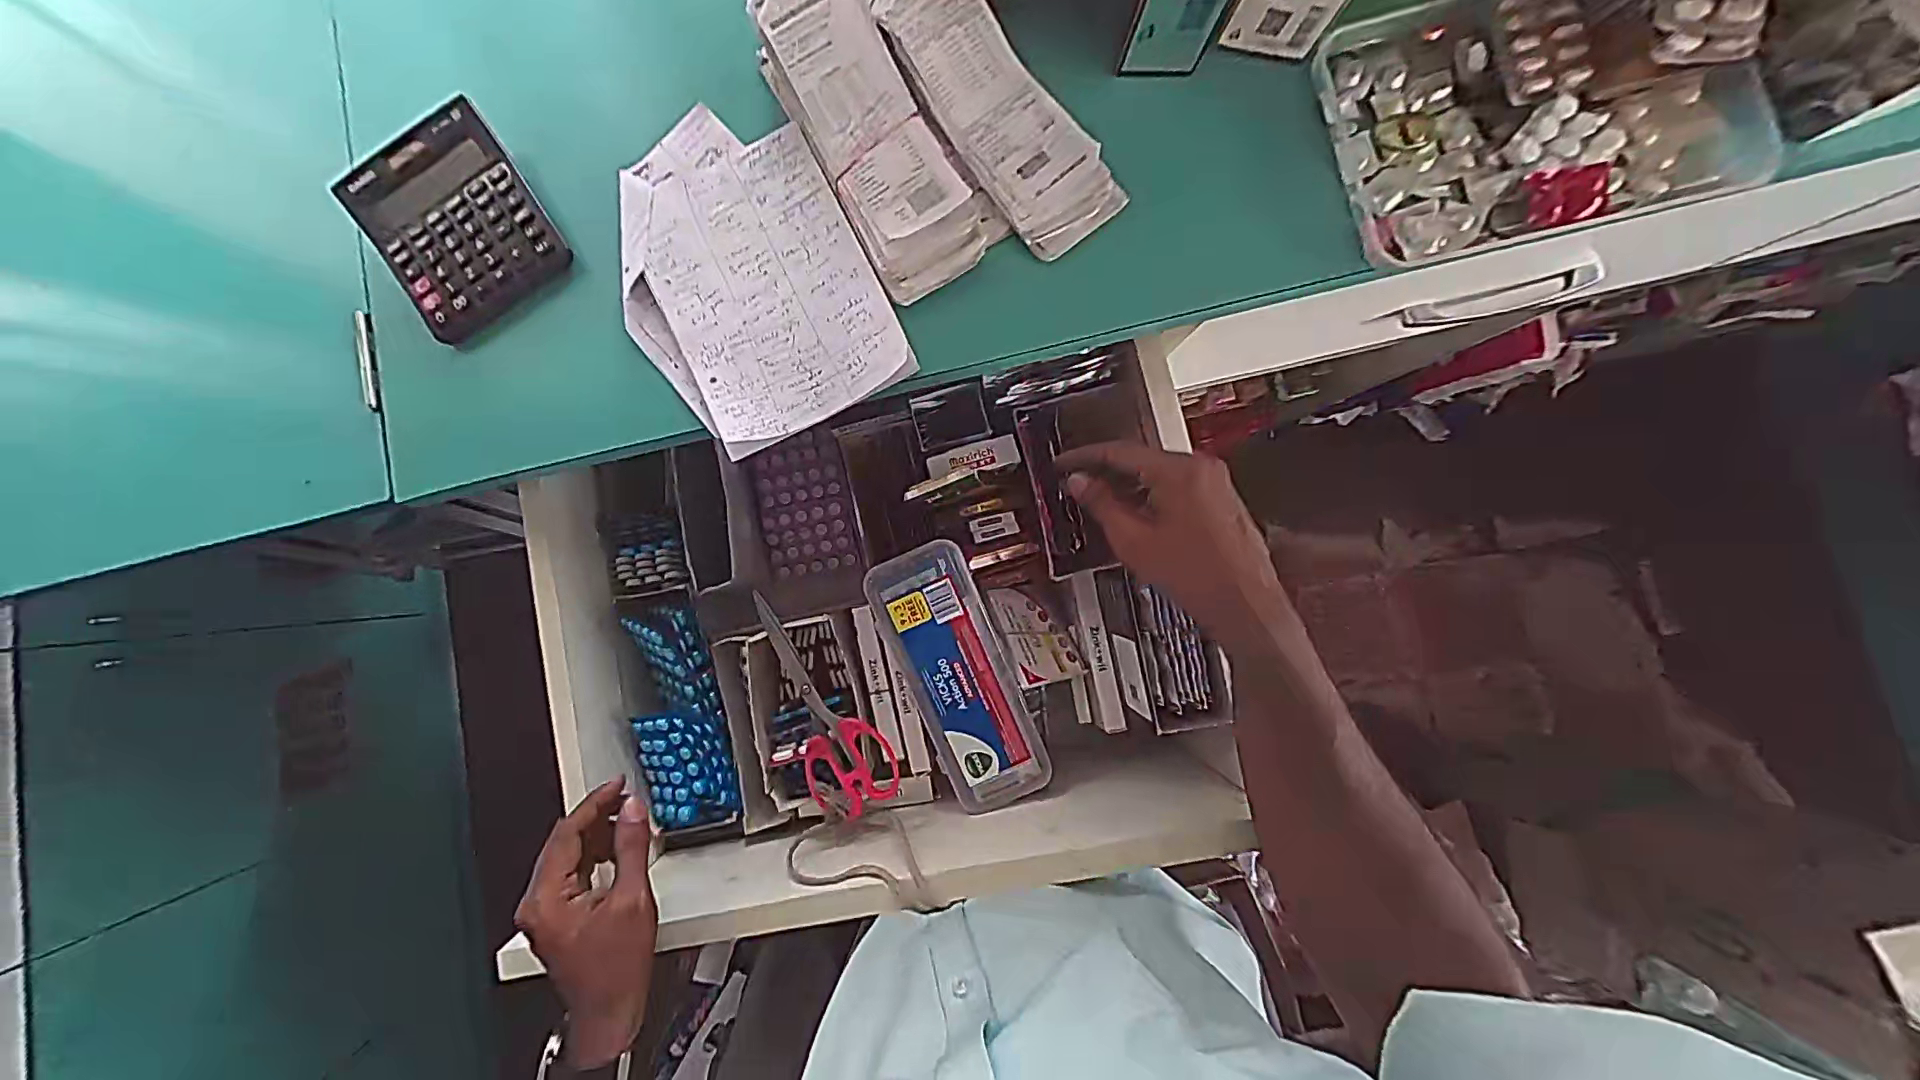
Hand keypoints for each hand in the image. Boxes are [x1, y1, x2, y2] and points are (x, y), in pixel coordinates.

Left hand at [515, 778, 657, 1067]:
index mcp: (546, 899)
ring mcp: (545, 910)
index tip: (616, 787)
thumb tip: (632, 811)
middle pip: (564, 842)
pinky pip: (574, 870)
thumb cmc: (616, 968)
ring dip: (599, 834)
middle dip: (597, 817)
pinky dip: (596, 853)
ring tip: (628, 822)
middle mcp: (538, 903)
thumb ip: (631, 847)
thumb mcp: (632, 898)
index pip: (566, 834)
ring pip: (569, 855)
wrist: (610, 1010)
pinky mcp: (558, 914)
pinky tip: (618, 848)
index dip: (594, 804)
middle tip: (626, 799)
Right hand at [1058, 442, 1292, 650]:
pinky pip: (1177, 485)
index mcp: (1179, 472)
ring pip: (1159, 472)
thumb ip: (1101, 505)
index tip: (1066, 463)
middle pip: (1141, 458)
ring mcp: (1215, 482)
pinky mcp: (1220, 497)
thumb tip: (1081, 483)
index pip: (1120, 451)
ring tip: (1101, 502)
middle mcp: (1202, 468)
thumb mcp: (1133, 541)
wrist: (1244, 604)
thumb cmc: (1200, 578)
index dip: (1085, 457)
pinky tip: (1135, 514)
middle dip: (1106, 471)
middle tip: (1079, 482)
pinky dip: (1151, 494)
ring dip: (1128, 484)